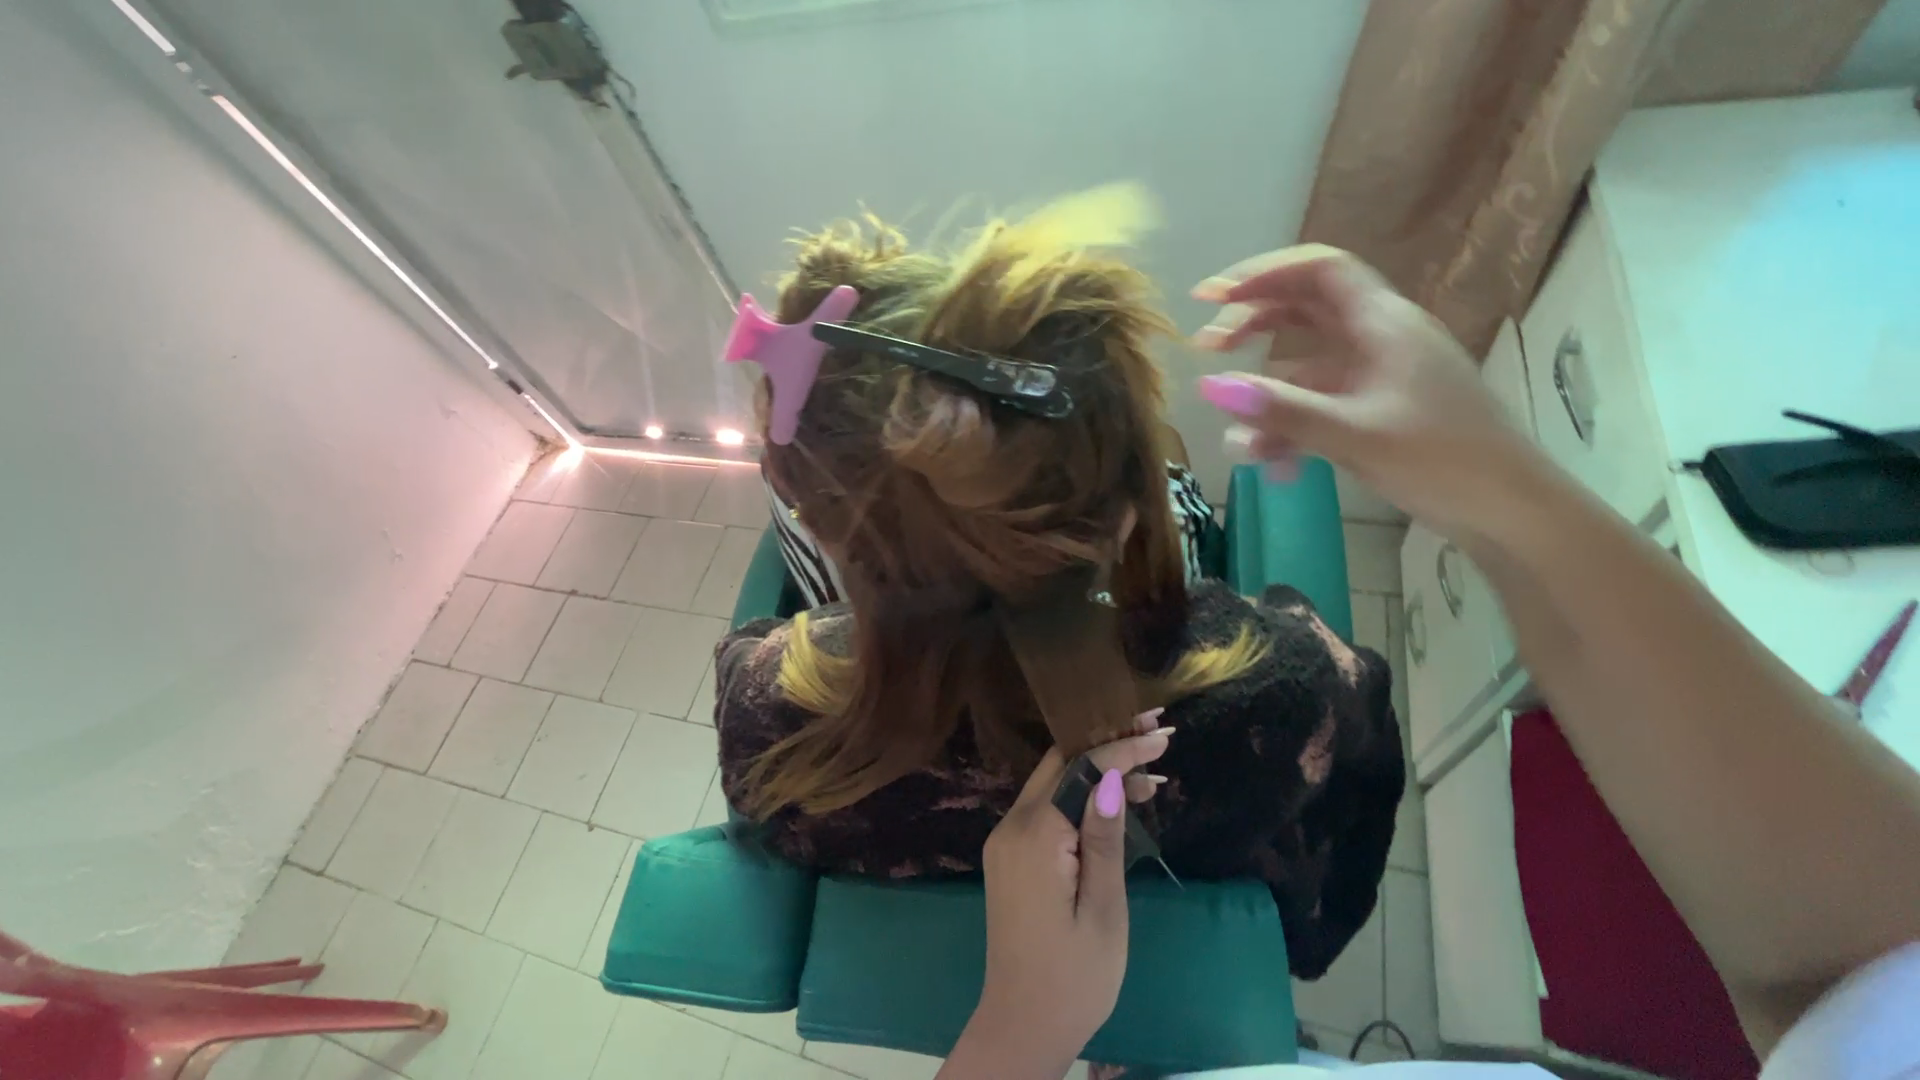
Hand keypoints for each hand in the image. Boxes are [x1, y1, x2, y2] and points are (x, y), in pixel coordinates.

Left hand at [938, 720, 1171, 1079]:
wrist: (1021, 1025)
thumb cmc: (1075, 976)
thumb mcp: (1103, 909)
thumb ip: (1104, 839)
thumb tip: (1111, 777)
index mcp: (1035, 836)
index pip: (1081, 770)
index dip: (1122, 749)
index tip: (1162, 735)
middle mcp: (1011, 826)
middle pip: (1060, 766)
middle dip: (1107, 744)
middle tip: (1155, 733)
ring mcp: (1005, 840)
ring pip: (1053, 784)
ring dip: (1096, 771)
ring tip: (1151, 771)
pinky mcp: (1009, 855)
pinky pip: (1045, 809)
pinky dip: (1079, 797)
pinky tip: (1115, 801)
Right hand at [1190, 244, 1545, 543]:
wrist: (1508, 510)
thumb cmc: (1442, 460)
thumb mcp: (1354, 434)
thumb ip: (1281, 410)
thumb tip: (1209, 388)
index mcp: (1383, 323)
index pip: (1318, 269)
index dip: (1262, 274)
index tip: (1212, 298)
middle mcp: (1379, 339)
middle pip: (1305, 309)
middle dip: (1251, 324)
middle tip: (1205, 346)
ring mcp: (1378, 377)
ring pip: (1307, 366)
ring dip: (1266, 393)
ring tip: (1233, 435)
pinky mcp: (1377, 411)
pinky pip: (1320, 405)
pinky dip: (1290, 427)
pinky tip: (1270, 465)